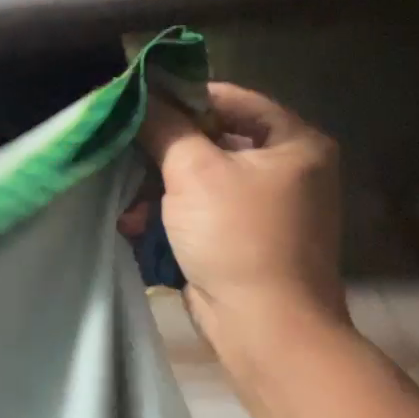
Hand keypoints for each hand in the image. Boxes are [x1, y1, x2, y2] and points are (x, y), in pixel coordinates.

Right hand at [138, 83, 349, 373]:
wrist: (264, 322)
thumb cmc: (237, 236)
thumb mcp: (194, 172)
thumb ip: (165, 128)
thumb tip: (139, 96)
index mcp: (294, 143)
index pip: (230, 97)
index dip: (180, 96)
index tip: (133, 104)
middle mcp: (287, 168)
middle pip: (209, 139)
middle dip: (161, 154)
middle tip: (123, 158)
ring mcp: (266, 204)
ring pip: (197, 177)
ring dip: (156, 190)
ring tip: (130, 209)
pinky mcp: (244, 235)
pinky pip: (198, 208)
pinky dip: (168, 214)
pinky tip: (139, 228)